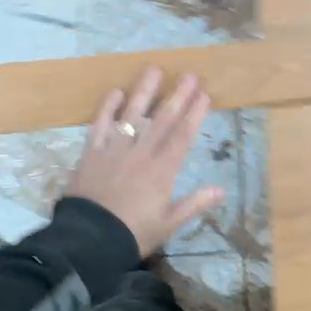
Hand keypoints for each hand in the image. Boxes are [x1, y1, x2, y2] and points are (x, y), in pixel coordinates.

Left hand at [64, 67, 225, 255]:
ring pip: (132, 115)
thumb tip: (222, 189)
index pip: (182, 136)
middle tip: (190, 75)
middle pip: (161, 120)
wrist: (88, 240)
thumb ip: (195, 203)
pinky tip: (115, 91)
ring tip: (154, 69)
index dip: (194, 114)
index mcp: (162, 171)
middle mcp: (140, 154)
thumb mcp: (169, 223)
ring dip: (144, 91)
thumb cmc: (133, 233)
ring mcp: (114, 150)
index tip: (204, 94)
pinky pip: (99, 126)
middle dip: (177, 96)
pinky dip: (107, 108)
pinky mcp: (91, 154)